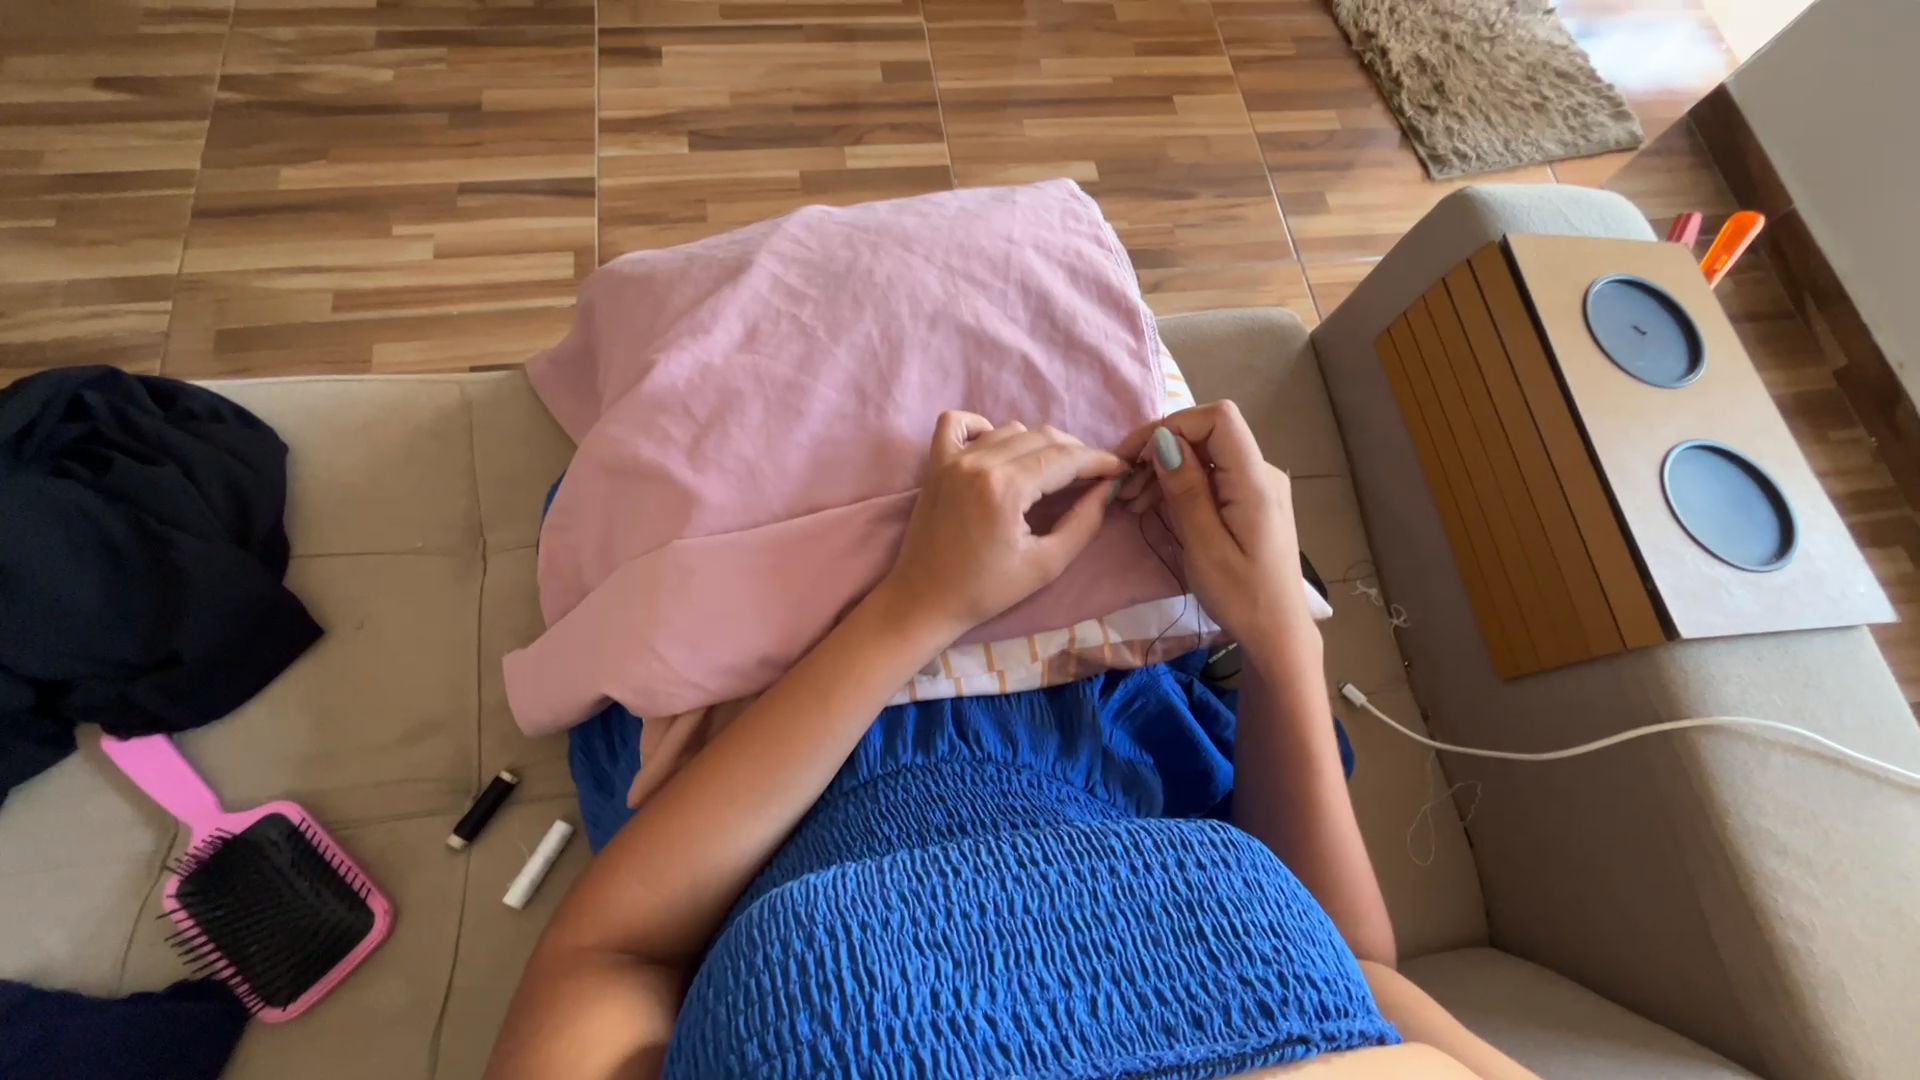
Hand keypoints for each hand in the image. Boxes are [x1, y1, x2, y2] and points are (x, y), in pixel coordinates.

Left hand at [877, 412, 1125, 641]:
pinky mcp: (934, 464)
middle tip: (1091, 475)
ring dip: (1037, 443)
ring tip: (1050, 471)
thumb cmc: (986, 590)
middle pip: (1043, 436)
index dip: (1099, 461)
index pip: (1066, 458)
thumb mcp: (1046, 564)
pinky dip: (981, 426)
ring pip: (1009, 429)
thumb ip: (1084, 523)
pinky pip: (956, 423)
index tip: (1119, 469)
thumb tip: (1108, 488)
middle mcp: (978, 462)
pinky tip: (996, 448)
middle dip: (1075, 452)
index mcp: (1007, 488)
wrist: (923, 600)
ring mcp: (952, 459)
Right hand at [1114, 401, 1313, 658]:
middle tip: (1125, 487)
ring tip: (1133, 502)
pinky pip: (1210, 476)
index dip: (1173, 426)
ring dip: (1165, 469)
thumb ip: (1186, 490)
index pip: (1217, 419)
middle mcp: (1261, 473)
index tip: (1137, 458)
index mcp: (1255, 481)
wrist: (1277, 634)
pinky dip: (1179, 485)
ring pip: (1204, 454)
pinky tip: (1154, 506)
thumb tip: (1164, 441)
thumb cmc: (1241, 597)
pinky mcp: (1248, 501)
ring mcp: (1256, 486)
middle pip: (1207, 433)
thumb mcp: (1205, 547)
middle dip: (1160, 449)